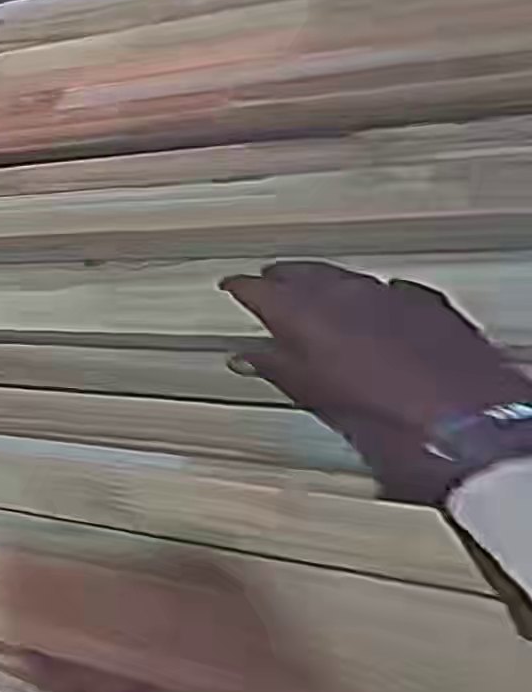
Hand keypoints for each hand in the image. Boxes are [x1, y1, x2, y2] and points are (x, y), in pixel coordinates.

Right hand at [220, 261, 531, 502]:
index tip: (231, 286)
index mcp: (297, 309)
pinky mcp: (432, 308)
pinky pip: (395, 290)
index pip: (255, 287)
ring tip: (314, 290)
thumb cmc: (375, 404)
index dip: (239, 286)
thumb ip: (268, 364)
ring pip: (345, 278)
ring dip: (326, 282)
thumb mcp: (300, 387)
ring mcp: (390, 297)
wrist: (460, 420)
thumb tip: (246, 358)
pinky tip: (378, 302)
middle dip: (281, 276)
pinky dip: (378, 294)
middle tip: (267, 279)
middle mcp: (340, 294)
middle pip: (302, 272)